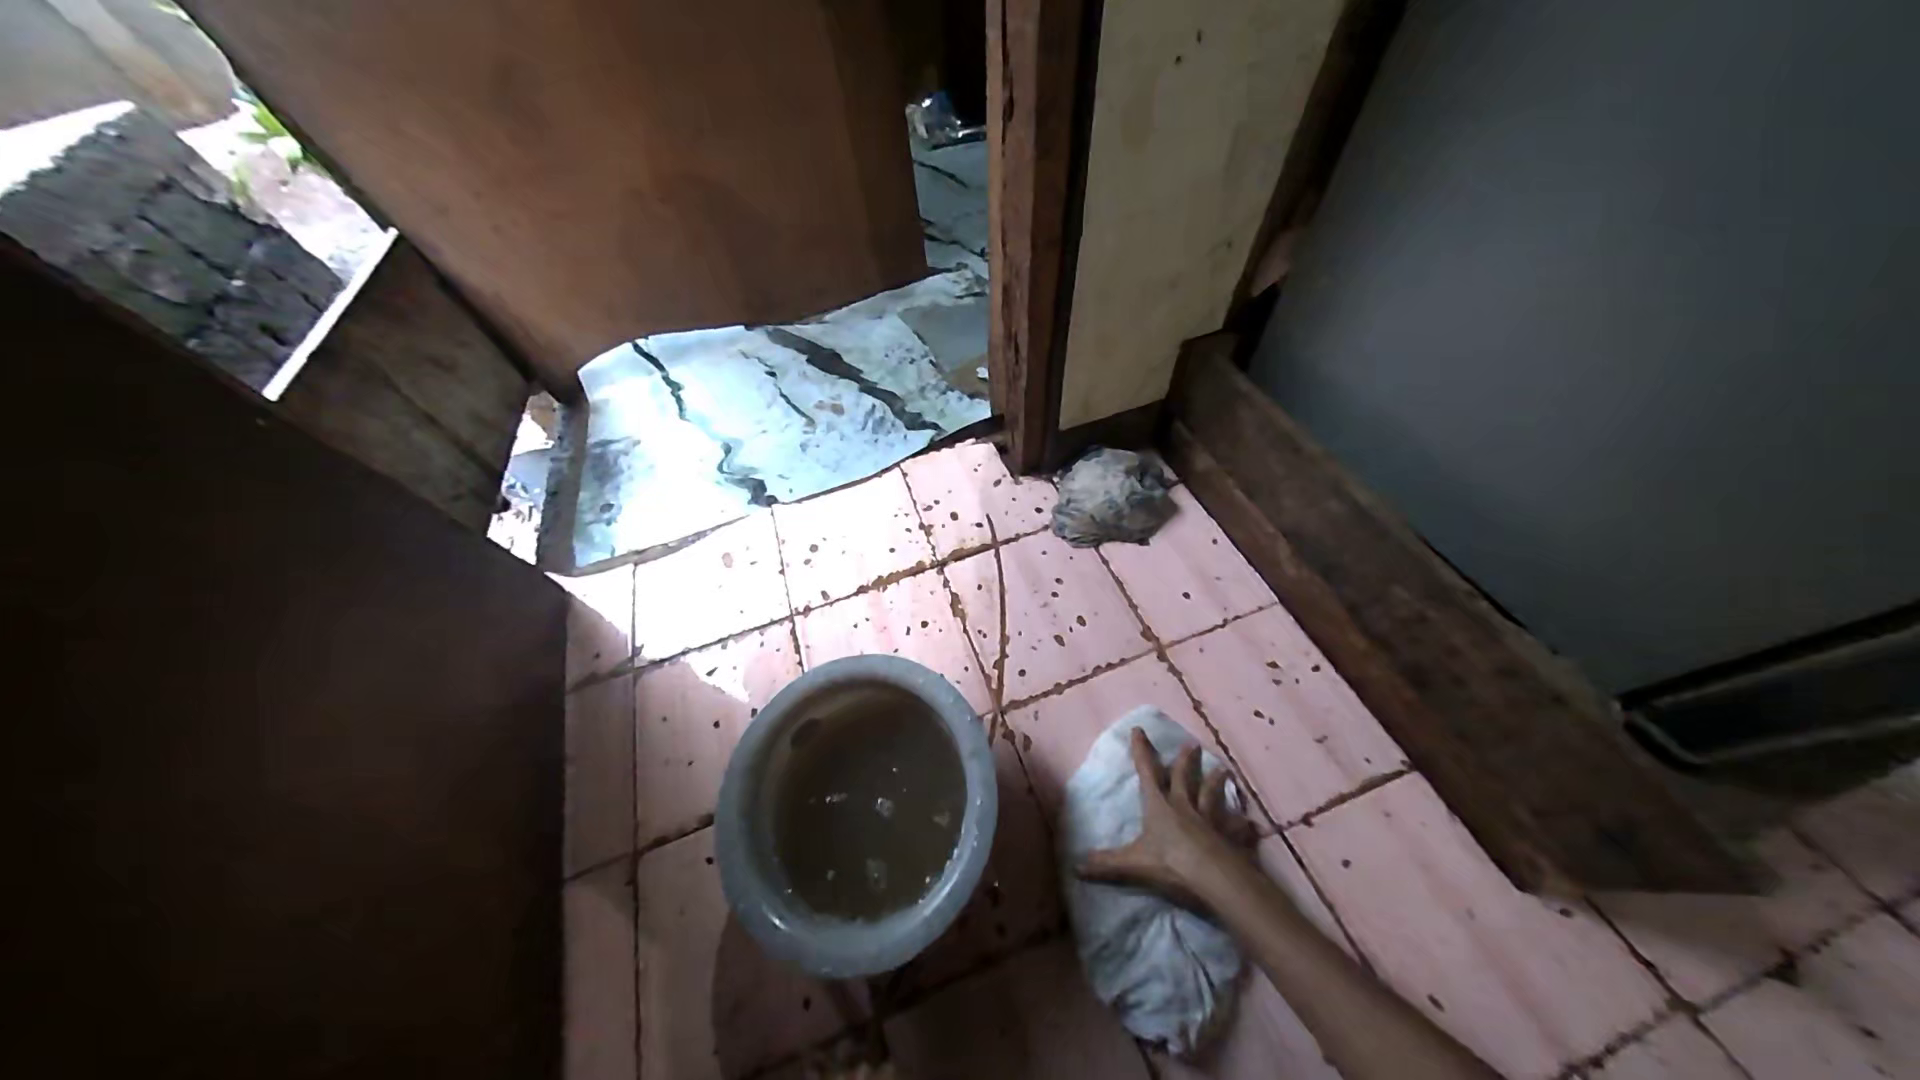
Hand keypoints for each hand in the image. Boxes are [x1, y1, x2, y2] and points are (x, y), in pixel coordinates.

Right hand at [1076, 728, 1257, 911]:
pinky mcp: (1231, 839)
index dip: (1142, 751)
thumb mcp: (1133, 864)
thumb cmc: (1171, 865)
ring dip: (1216, 782)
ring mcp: (1211, 821)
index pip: (1147, 773)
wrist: (1214, 879)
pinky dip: (1243, 826)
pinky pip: (1237, 829)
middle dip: (1185, 761)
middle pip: (1184, 778)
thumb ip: (1106, 864)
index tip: (1139, 729)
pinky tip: (1251, 823)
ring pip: (1213, 796)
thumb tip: (1075, 866)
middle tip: (1192, 745)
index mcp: (1160, 806)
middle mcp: (1185, 807)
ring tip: (1224, 769)